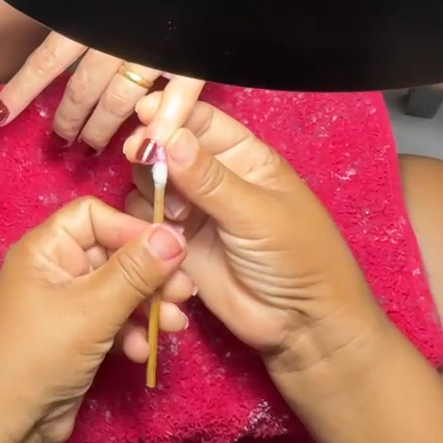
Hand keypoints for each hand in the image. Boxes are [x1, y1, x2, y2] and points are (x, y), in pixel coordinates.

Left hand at [0, 31, 204, 150]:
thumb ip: (71, 1)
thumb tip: (40, 14)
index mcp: (85, 16)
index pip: (45, 62)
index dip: (21, 91)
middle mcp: (114, 37)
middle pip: (82, 89)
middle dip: (68, 117)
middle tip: (61, 138)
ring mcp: (154, 51)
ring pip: (118, 102)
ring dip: (102, 128)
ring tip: (92, 144)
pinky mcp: (193, 61)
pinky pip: (176, 103)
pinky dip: (161, 129)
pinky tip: (146, 151)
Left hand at [0, 197, 189, 442]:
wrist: (4, 422)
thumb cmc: (39, 354)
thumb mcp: (91, 310)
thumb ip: (135, 273)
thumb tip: (174, 235)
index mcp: (45, 249)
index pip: (93, 216)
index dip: (132, 229)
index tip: (173, 250)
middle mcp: (54, 269)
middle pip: (111, 253)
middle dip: (150, 273)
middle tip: (186, 293)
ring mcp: (64, 303)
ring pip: (116, 289)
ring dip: (147, 305)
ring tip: (175, 324)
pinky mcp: (74, 335)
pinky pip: (110, 320)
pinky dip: (129, 331)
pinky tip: (141, 350)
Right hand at [123, 96, 386, 373]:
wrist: (301, 328)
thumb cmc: (299, 260)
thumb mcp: (258, 214)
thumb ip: (209, 178)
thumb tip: (167, 137)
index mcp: (244, 156)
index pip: (200, 120)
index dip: (169, 114)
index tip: (143, 117)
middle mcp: (213, 175)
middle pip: (165, 145)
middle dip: (151, 150)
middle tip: (141, 158)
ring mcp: (192, 207)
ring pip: (148, 180)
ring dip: (150, 188)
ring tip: (173, 213)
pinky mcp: (175, 239)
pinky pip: (143, 218)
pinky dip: (143, 222)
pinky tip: (164, 235)